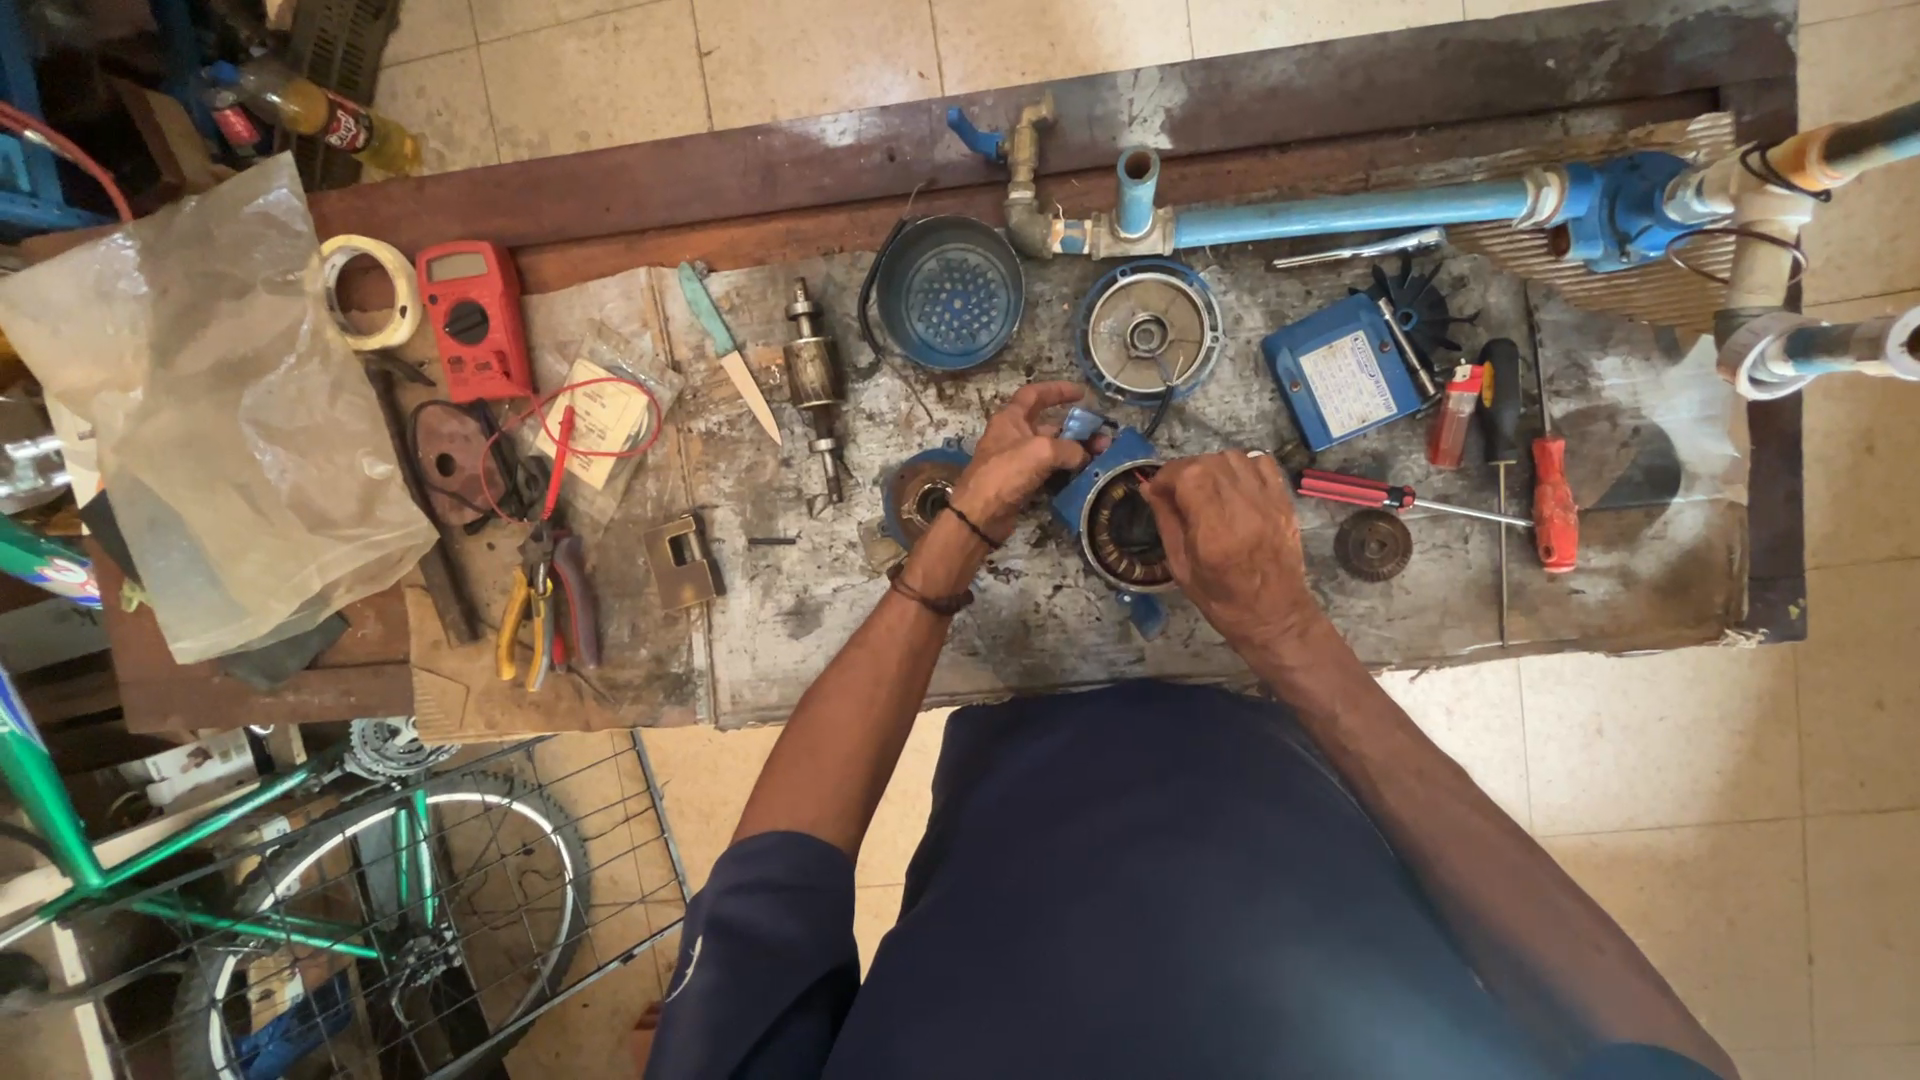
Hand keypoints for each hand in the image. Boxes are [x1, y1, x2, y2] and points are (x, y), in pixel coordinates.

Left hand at [948, 381, 1095, 541]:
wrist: (980, 515)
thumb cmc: (1005, 473)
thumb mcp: (1040, 451)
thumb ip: (1068, 448)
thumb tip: (1085, 456)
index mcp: (1010, 419)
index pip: (1034, 394)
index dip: (1057, 390)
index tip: (1082, 394)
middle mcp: (1013, 436)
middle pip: (1049, 426)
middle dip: (1076, 429)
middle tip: (1102, 437)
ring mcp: (1017, 462)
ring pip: (1051, 451)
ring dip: (1075, 452)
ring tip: (1100, 457)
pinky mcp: (1022, 484)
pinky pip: (1049, 472)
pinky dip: (1066, 472)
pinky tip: (1084, 475)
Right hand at [1142, 450, 1328, 655]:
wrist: (1275, 615)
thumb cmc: (1221, 600)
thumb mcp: (1180, 566)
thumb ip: (1166, 521)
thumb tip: (1149, 488)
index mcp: (1214, 532)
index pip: (1189, 475)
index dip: (1167, 475)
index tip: (1158, 489)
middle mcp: (1243, 510)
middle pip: (1208, 462)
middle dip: (1185, 471)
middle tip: (1177, 491)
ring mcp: (1268, 503)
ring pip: (1233, 457)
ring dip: (1211, 466)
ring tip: (1204, 487)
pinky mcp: (1284, 501)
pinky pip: (1261, 462)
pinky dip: (1241, 465)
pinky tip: (1232, 484)